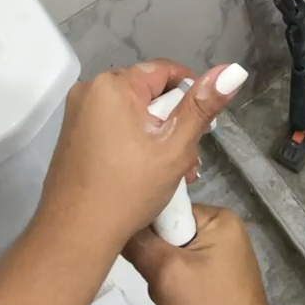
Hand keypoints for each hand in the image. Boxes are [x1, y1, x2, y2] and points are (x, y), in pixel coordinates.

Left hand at [33, 61, 245, 258]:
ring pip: (131, 112)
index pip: (164, 71)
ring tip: (174, 171)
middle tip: (189, 159)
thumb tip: (232, 70)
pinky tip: (146, 171)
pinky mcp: (72, 135)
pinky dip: (133, 141)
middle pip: (148, 93)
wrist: (75, 234)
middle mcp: (90, 90)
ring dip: (156, 135)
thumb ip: (203, 106)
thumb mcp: (175, 147)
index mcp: (113, 85)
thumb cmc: (129, 190)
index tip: (203, 127)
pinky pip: (113, 125)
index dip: (190, 95)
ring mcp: (77, 113)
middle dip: (173, 122)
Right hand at [123, 205, 299, 304]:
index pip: (167, 207)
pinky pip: (182, 274)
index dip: (147, 228)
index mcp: (219, 218)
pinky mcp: (216, 282)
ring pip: (171, 256)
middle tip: (162, 283)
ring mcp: (221, 258)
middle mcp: (223, 231)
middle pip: (167, 232)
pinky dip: (173, 289)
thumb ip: (138, 243)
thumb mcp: (167, 273)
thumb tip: (119, 224)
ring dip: (162, 278)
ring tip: (172, 300)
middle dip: (155, 259)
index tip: (139, 252)